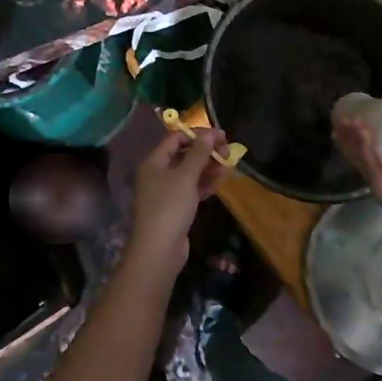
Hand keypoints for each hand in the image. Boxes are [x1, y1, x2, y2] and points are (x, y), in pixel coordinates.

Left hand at [125, 129, 227, 280]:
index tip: (221, 136)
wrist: (159, 247)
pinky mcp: (174, 208)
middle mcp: (157, 174)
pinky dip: (203, 185)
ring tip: (227, 169)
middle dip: (205, 153)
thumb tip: (209, 133)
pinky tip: (218, 184)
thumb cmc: (170, 206)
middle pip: (183, 156)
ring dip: (207, 169)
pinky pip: (190, 190)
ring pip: (189, 174)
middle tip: (228, 154)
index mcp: (154, 162)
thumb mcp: (185, 176)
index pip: (175, 139)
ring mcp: (165, 192)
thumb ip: (198, 154)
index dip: (197, 135)